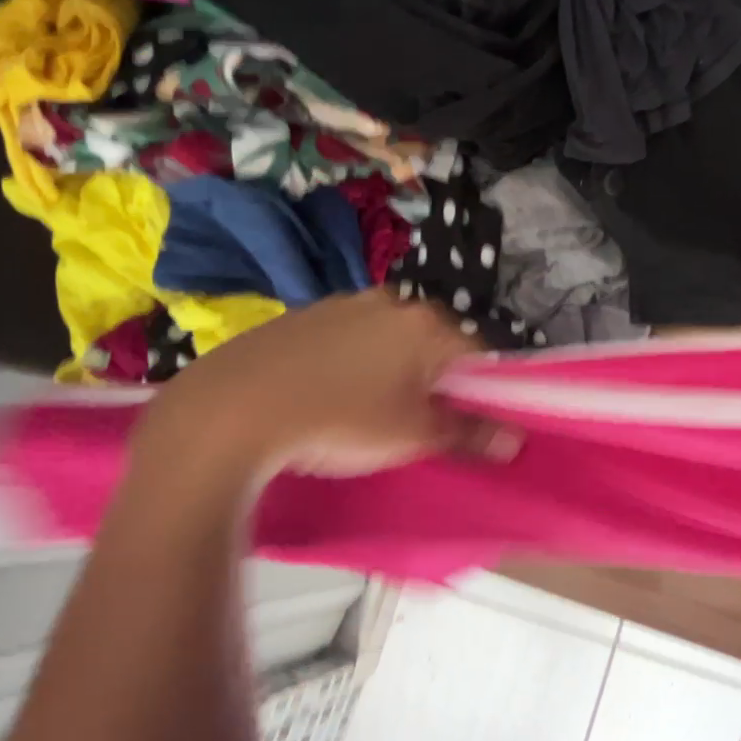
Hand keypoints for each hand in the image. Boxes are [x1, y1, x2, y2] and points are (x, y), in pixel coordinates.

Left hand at [130, 291, 522, 494]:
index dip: (482, 390)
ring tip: (367, 411)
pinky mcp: (296, 317)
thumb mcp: (414, 436)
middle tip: (417, 420)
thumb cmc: (340, 422)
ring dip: (390, 370)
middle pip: (434, 343)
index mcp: (428, 324)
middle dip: (434, 378)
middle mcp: (390, 301)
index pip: (481, 353)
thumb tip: (516, 439)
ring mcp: (338, 304)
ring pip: (387, 340)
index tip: (465, 421)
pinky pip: (344, 340)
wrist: (225, 415)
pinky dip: (348, 365)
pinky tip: (326, 398)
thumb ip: (471, 433)